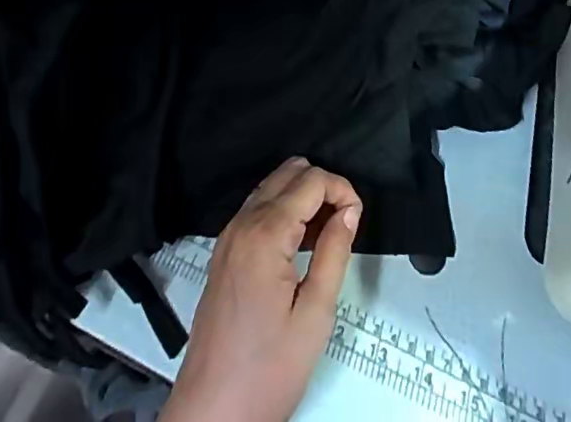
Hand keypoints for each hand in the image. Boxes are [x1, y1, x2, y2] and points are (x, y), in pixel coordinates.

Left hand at [161, 158, 362, 421]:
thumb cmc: (267, 370)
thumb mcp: (315, 315)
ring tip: (327, 235)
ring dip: (303, 196)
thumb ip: (335, 253)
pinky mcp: (223, 252)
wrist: (212, 411)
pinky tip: (300, 244)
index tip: (357, 218)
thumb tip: (349, 212)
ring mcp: (228, 236)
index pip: (311, 180)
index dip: (342, 189)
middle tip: (345, 223)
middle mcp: (241, 224)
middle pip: (289, 172)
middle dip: (324, 186)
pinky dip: (284, 210)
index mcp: (265, 234)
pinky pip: (257, 209)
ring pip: (272, 186)